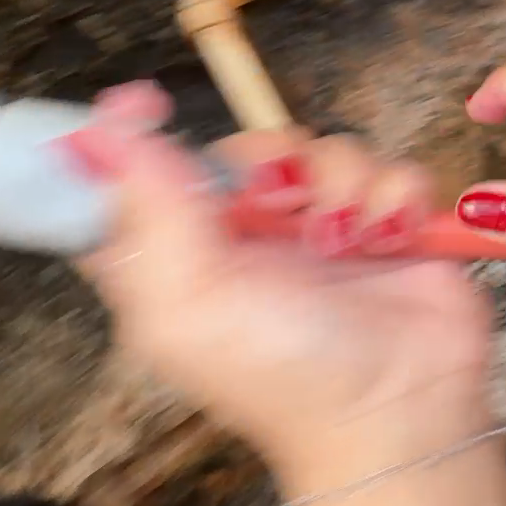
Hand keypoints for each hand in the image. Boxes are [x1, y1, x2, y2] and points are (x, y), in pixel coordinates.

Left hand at [68, 83, 494, 478]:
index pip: (148, 177)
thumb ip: (151, 218)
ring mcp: (338, 225)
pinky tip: (395, 239)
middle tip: (286, 204)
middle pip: (258, 148)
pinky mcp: (401, 224)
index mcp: (192, 252)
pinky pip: (400, 171)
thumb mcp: (189, 307)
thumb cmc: (283, 372)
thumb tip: (103, 135)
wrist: (399, 402)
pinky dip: (400, 198)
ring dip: (348, 188)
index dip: (136, 136)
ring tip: (354, 241)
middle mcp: (263, 232)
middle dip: (275, 162)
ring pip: (337, 151)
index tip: (146, 103)